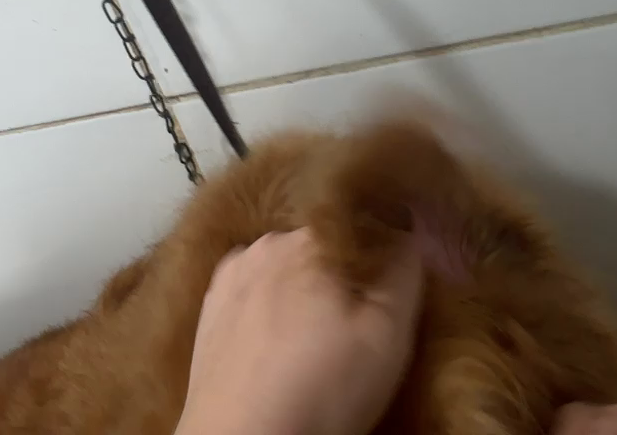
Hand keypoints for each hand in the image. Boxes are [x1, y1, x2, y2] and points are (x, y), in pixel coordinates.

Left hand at [174, 228, 424, 434]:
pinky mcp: (209, 305)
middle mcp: (269, 242)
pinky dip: (265, 304)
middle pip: (320, 247)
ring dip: (299, 288)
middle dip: (337, 275)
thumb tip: (407, 231)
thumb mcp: (387, 334)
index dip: (375, 258)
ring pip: (283, 266)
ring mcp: (233, 271)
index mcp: (312, 239)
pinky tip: (274, 339)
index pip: (358, 229)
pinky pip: (250, 288)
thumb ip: (404, 271)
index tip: (384, 292)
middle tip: (350, 324)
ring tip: (311, 338)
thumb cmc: (322, 387)